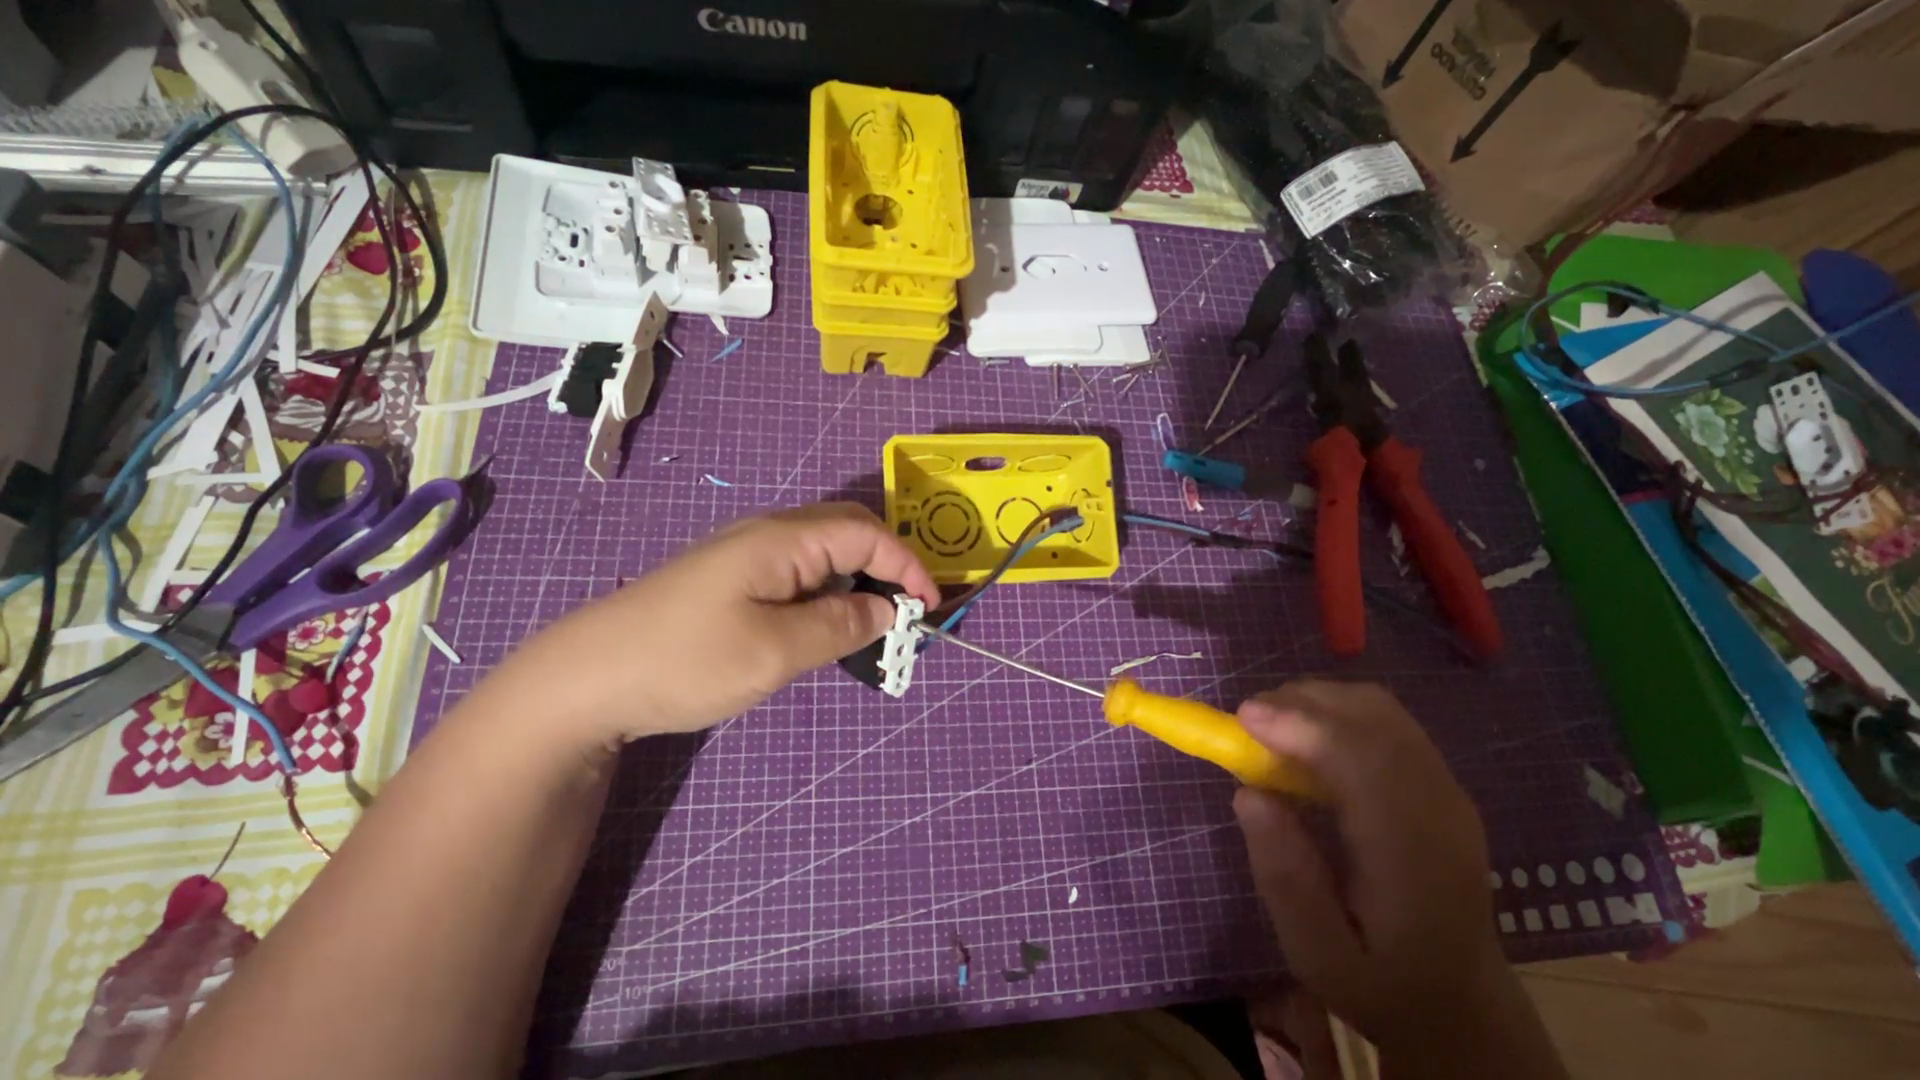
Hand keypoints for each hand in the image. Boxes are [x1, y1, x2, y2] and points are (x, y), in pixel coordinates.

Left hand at [493, 503, 937, 748]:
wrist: (587, 678)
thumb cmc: (687, 661)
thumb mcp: (776, 651)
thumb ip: (840, 625)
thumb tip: (886, 608)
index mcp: (784, 539)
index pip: (867, 533)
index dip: (908, 565)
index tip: (931, 609)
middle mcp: (767, 534)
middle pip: (847, 532)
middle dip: (888, 565)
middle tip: (908, 614)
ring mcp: (744, 556)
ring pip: (821, 553)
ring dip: (857, 580)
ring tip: (874, 625)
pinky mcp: (728, 581)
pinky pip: (797, 573)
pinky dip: (827, 592)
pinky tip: (822, 627)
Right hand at [1232, 681, 1565, 1077]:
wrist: (1459, 1001)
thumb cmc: (1380, 980)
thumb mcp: (1317, 952)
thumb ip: (1285, 877)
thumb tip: (1249, 794)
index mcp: (1412, 852)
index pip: (1363, 759)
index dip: (1302, 726)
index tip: (1242, 718)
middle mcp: (1439, 806)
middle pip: (1374, 717)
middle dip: (1303, 702)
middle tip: (1244, 725)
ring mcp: (1447, 789)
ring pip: (1381, 710)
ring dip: (1320, 703)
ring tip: (1272, 731)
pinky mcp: (1440, 783)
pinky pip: (1387, 724)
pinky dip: (1339, 715)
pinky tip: (1309, 745)